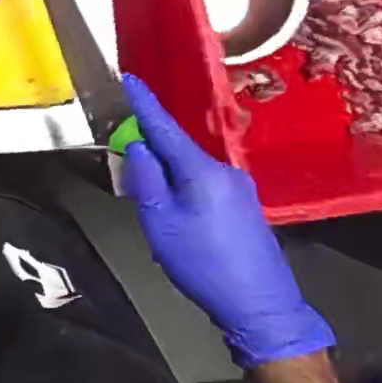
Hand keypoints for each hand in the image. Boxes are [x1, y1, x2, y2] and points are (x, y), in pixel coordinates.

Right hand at [121, 73, 333, 367]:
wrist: (260, 304)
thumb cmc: (203, 263)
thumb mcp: (161, 223)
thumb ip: (147, 180)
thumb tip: (139, 147)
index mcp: (202, 171)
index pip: (166, 128)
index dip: (145, 104)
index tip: (130, 78)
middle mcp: (224, 171)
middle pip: (178, 148)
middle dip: (149, 145)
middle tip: (122, 151)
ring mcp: (237, 188)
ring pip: (189, 168)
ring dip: (163, 171)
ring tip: (144, 191)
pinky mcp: (241, 206)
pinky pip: (201, 183)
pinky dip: (179, 185)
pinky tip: (171, 206)